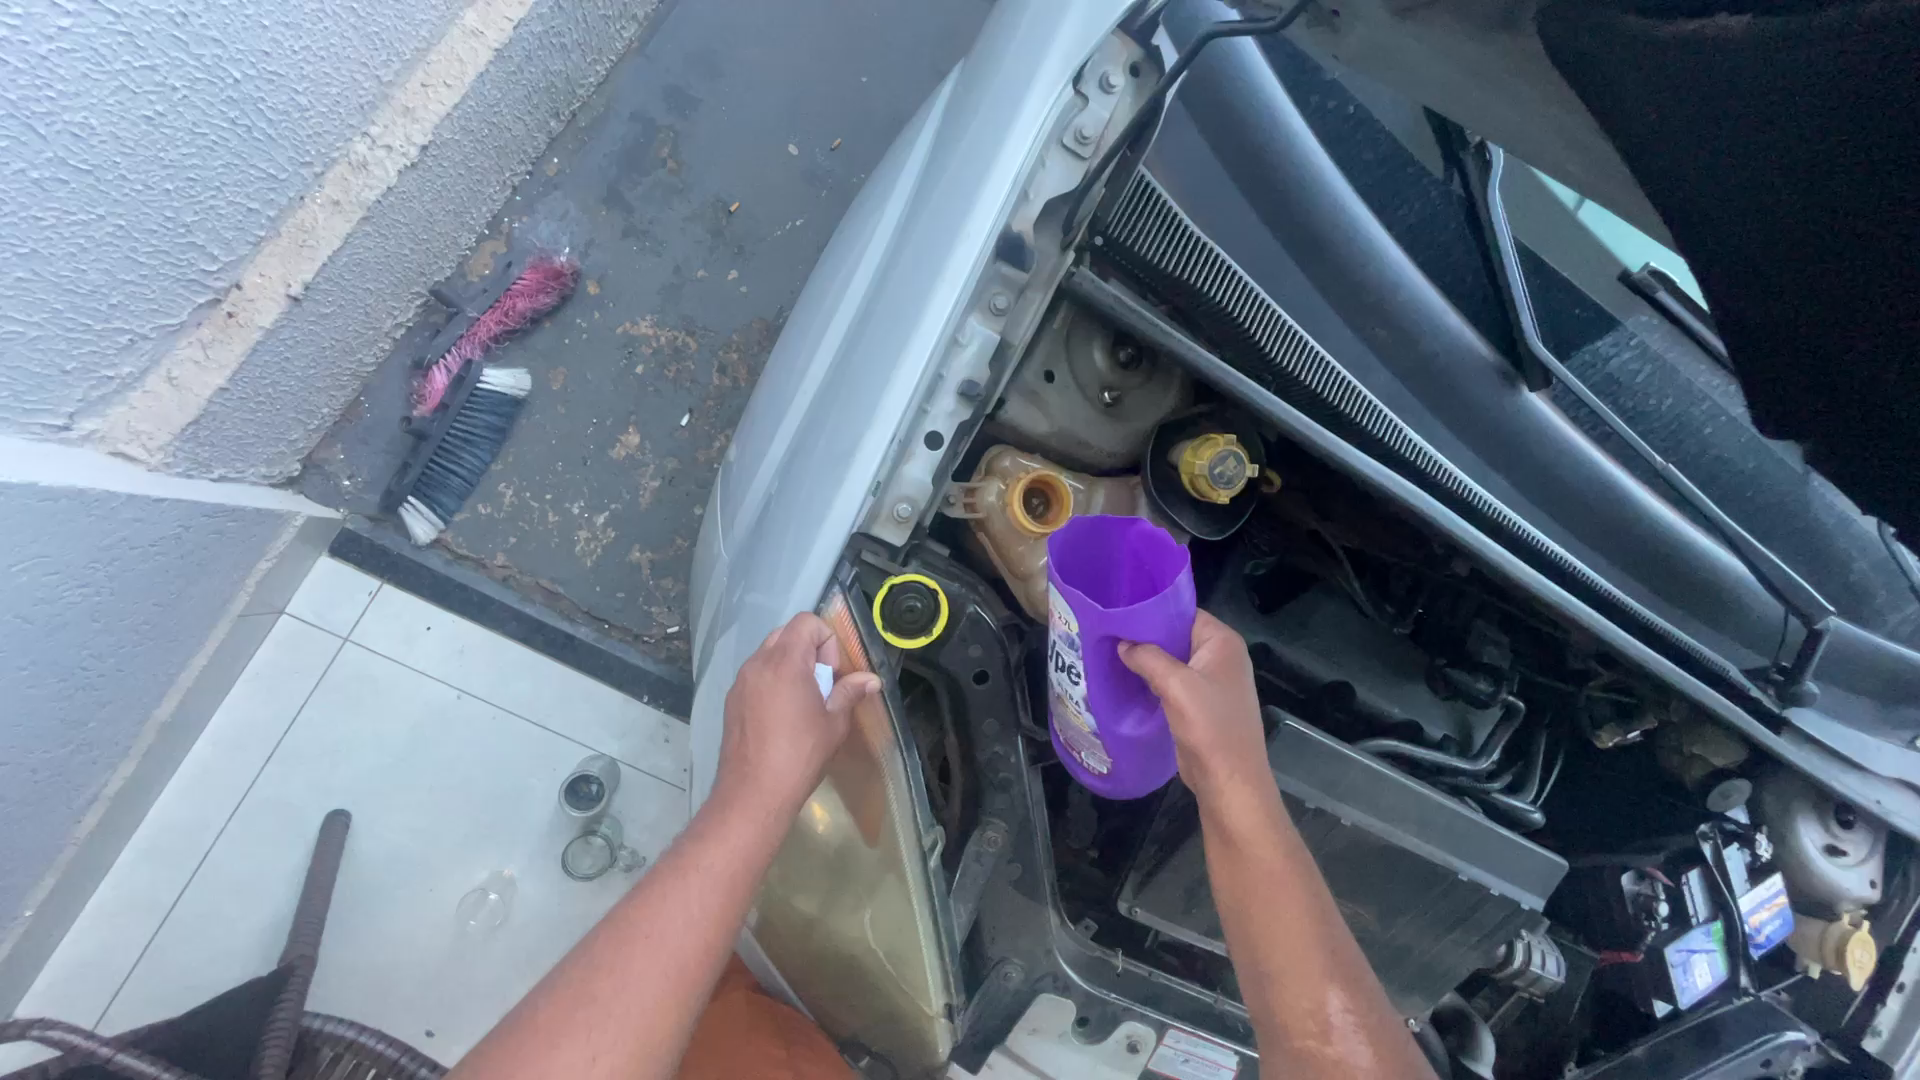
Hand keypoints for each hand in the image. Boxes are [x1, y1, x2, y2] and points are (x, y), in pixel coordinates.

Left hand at [717, 612, 880, 814]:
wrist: (752, 794)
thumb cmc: (800, 755)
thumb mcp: (834, 723)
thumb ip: (850, 693)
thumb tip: (872, 680)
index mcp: (785, 662)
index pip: (806, 622)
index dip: (826, 641)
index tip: (831, 674)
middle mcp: (758, 664)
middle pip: (787, 633)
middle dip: (809, 650)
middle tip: (821, 684)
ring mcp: (741, 682)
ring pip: (769, 653)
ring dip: (790, 665)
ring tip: (802, 701)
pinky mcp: (732, 700)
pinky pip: (756, 674)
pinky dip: (773, 680)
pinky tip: (781, 716)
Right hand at [1120, 611, 1268, 802]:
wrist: (1228, 781)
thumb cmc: (1209, 726)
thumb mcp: (1176, 685)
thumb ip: (1147, 658)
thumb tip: (1122, 644)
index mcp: (1222, 643)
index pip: (1183, 612)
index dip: (1152, 610)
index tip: (1118, 611)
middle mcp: (1220, 656)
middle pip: (1176, 635)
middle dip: (1144, 636)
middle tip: (1107, 631)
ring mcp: (1211, 682)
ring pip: (1171, 660)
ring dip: (1145, 660)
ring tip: (1109, 651)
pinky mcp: (1199, 704)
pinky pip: (1171, 682)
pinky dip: (1151, 680)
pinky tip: (1125, 678)